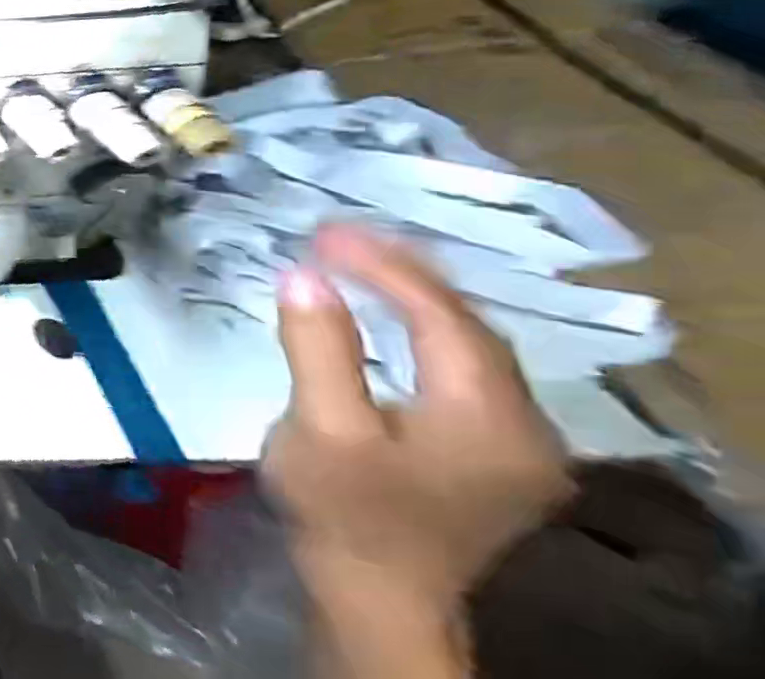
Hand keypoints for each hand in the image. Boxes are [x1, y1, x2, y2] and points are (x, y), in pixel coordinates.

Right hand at [263, 223, 573, 615]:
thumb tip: (302, 275)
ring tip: (358, 259)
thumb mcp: (320, 427)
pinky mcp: (495, 448)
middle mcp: (525, 423)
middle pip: (467, 324)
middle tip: (337, 235)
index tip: (323, 232)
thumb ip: (317, 347)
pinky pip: (464, 365)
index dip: (382, 266)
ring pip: (470, 343)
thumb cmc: (341, 511)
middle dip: (402, 270)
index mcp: (487, 418)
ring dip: (414, 295)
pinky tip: (390, 312)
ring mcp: (517, 439)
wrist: (375, 595)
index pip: (441, 317)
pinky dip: (423, 327)